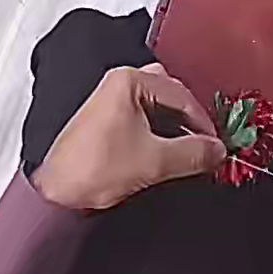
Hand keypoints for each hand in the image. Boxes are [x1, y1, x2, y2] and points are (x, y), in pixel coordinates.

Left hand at [31, 64, 228, 209]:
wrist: (54, 193)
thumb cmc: (94, 169)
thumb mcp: (153, 161)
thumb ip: (192, 153)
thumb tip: (218, 151)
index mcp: (130, 80)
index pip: (180, 93)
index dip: (203, 120)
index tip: (217, 144)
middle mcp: (120, 81)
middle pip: (171, 93)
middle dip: (190, 119)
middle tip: (206, 144)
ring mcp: (112, 97)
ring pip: (158, 104)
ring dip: (175, 124)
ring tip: (190, 149)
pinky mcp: (108, 116)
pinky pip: (145, 114)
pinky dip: (161, 129)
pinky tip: (168, 149)